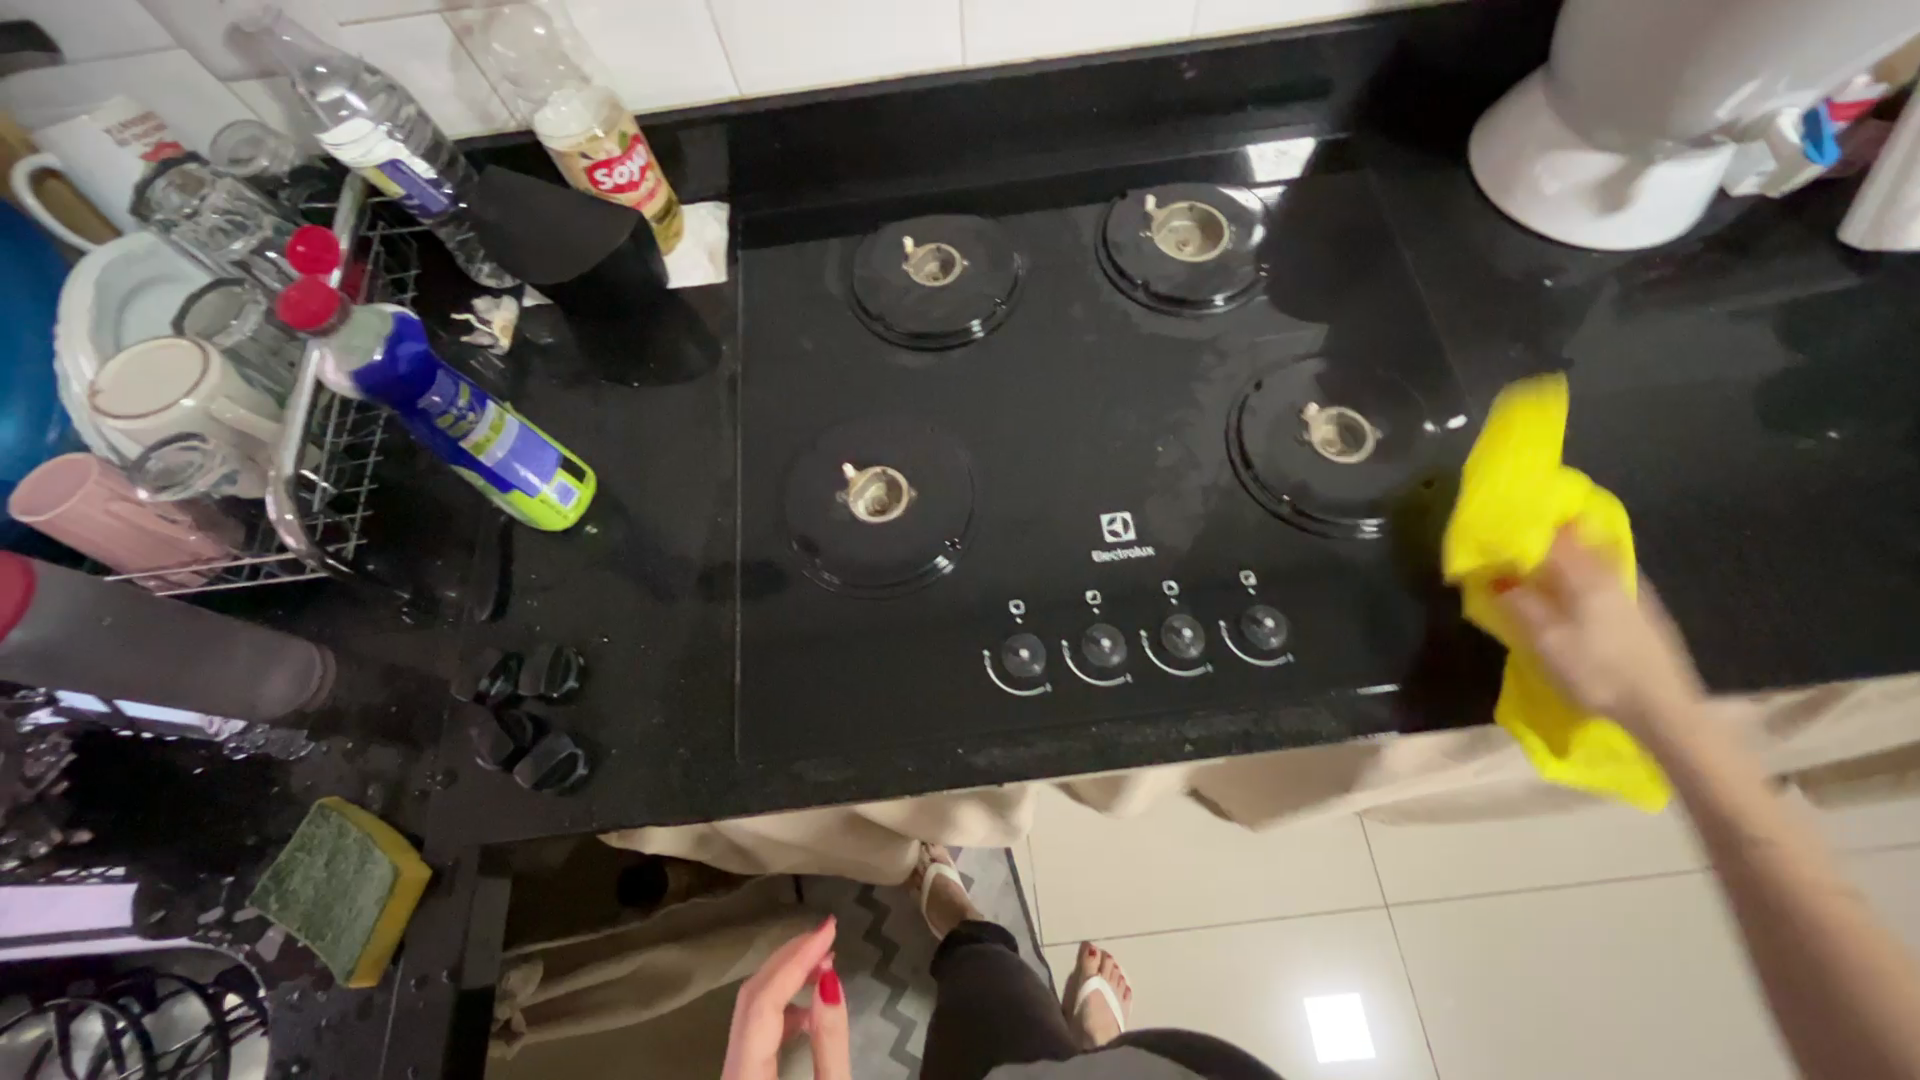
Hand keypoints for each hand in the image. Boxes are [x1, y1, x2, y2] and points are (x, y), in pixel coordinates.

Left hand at [721, 917, 849, 1079]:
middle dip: (791, 960)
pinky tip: (812, 1005)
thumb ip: (829, 1042)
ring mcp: (734, 1069)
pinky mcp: (744, 1074)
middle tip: (827, 935)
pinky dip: (785, 1004)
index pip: (766, 999)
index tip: (830, 927)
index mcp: (745, 1072)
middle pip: (753, 996)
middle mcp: (730, 1066)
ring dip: (787, 979)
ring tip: (825, 963)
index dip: (798, 958)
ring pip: (752, 1009)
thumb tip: (830, 980)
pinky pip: (757, 1027)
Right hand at [1497, 528, 1705, 735]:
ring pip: (1600, 563)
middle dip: (1558, 539)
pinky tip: (1584, 592)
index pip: (1560, 540)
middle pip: (1584, 546)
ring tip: (1553, 564)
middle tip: (1531, 540)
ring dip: (1577, 557)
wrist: (1662, 708)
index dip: (1537, 529)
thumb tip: (1497, 578)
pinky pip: (1612, 581)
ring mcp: (1635, 596)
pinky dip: (1592, 576)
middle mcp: (1613, 578)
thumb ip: (1521, 605)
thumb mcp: (1546, 641)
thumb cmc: (1596, 672)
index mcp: (1587, 580)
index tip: (1515, 525)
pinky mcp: (1646, 615)